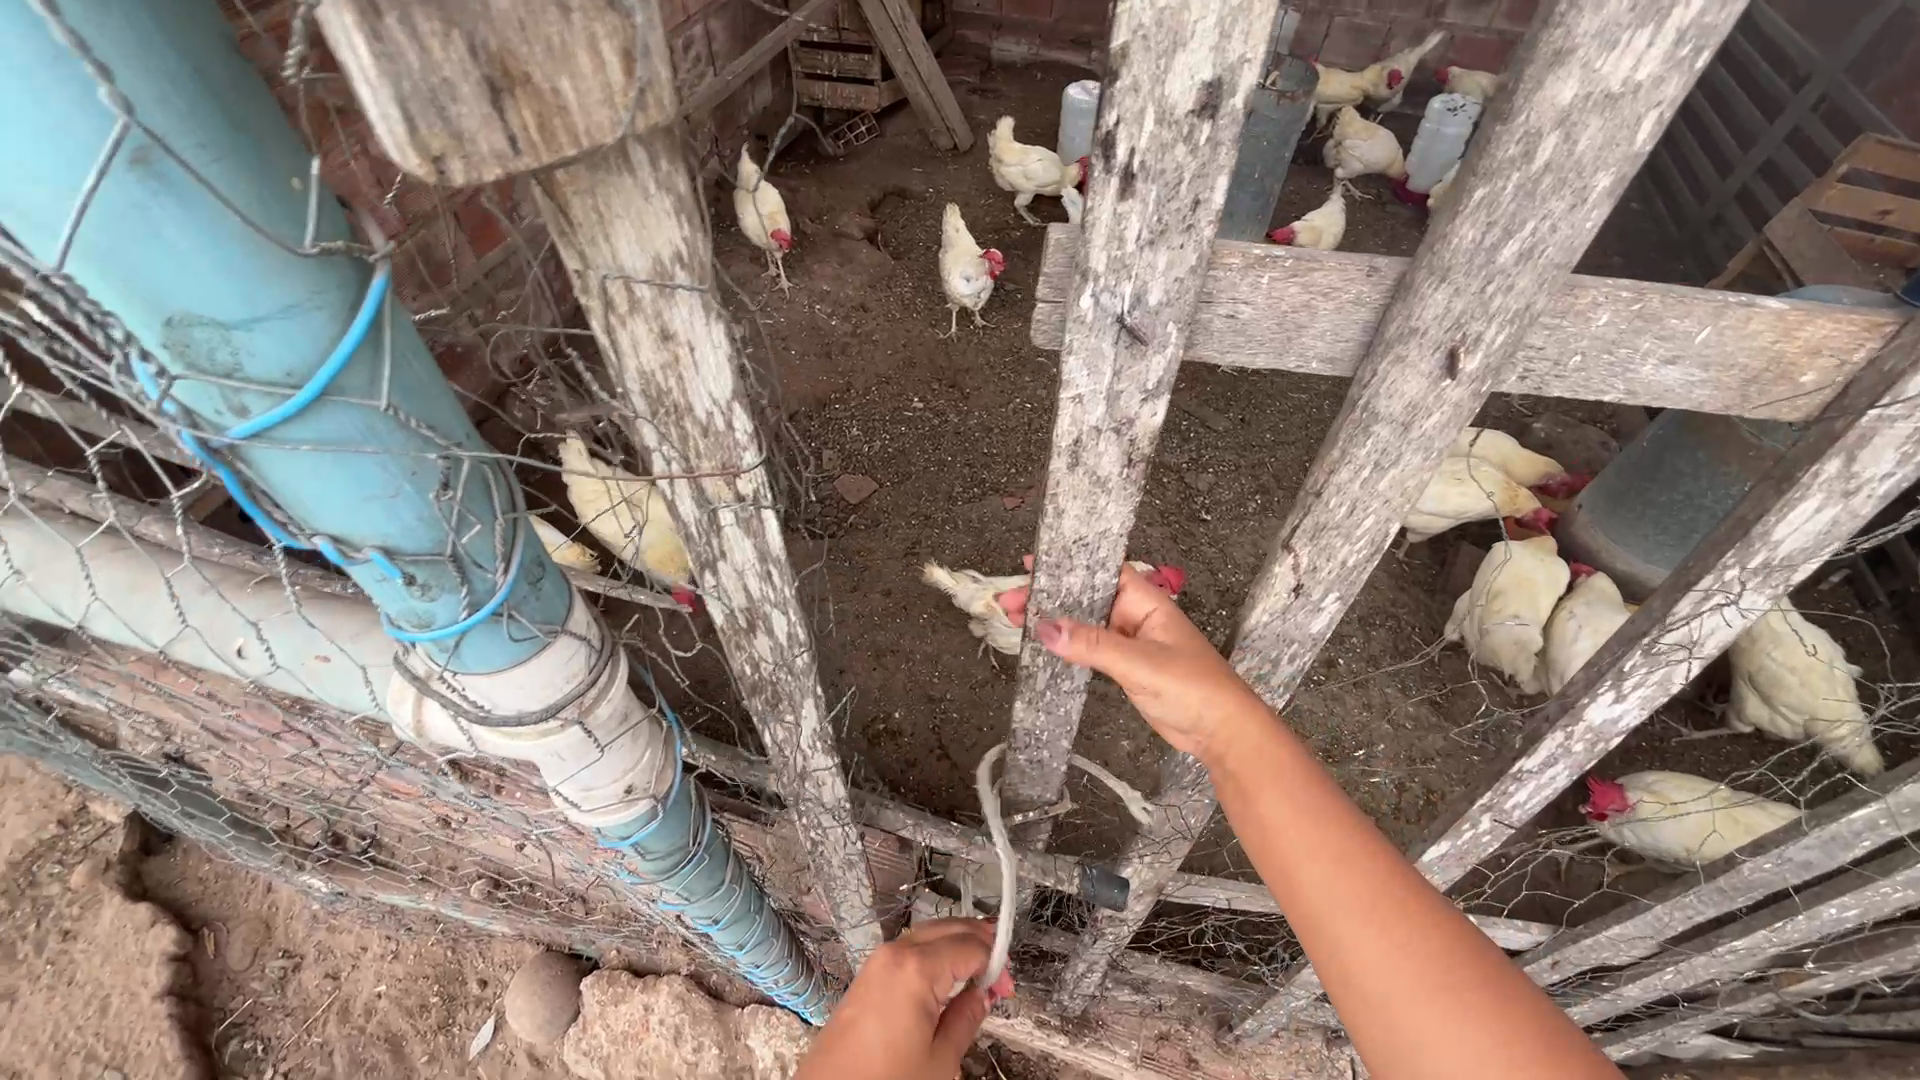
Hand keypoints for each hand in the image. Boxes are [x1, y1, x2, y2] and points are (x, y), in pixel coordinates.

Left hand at [795, 919, 1013, 1079]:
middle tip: (1000, 973)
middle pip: (949, 928)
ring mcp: (878, 960)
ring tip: (979, 970)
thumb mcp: (939, 1061)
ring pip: (929, 935)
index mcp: (917, 968)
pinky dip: (934, 954)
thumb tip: (984, 995)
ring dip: (957, 945)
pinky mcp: (867, 974)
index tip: (1007, 990)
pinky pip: (909, 950)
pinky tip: (947, 975)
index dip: (995, 963)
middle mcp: (896, 951)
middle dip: (979, 943)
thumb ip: (967, 1019)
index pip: (970, 946)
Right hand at [998, 559, 1267, 761]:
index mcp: (1145, 601)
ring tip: (1015, 620)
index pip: (1101, 571)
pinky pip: (1089, 648)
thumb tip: (1045, 628)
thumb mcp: (1140, 663)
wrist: (1222, 732)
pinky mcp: (1125, 667)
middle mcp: (1135, 615)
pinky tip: (1043, 646)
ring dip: (1053, 620)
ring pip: (1083, 623)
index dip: (1067, 564)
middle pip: (1085, 596)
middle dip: (1048, 596)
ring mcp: (1129, 642)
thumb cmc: (1194, 688)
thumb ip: (1093, 645)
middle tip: (1009, 601)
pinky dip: (1065, 645)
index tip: (1031, 564)